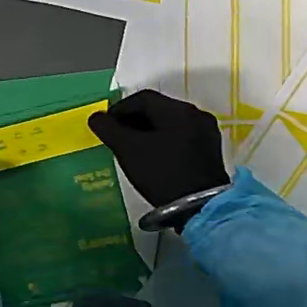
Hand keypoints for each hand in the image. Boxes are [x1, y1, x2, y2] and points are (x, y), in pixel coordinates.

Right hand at [87, 90, 227, 209]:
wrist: (198, 207)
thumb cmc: (160, 173)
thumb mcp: (128, 149)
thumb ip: (108, 129)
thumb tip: (96, 117)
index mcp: (178, 111)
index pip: (142, 98)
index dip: (118, 109)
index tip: (105, 125)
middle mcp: (196, 115)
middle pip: (158, 109)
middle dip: (132, 119)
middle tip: (115, 135)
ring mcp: (206, 133)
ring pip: (169, 123)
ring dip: (146, 130)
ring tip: (130, 147)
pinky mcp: (209, 151)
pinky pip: (180, 136)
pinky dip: (161, 140)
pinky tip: (150, 156)